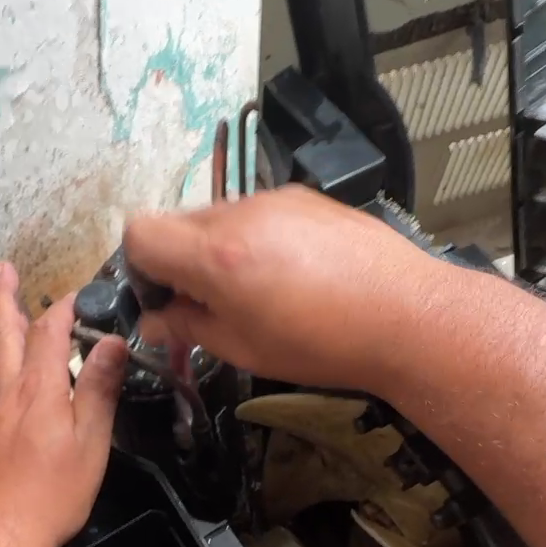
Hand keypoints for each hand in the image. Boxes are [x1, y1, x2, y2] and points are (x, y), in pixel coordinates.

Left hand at [0, 263, 127, 546]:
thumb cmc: (54, 494)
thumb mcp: (91, 442)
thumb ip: (99, 389)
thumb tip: (112, 341)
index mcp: (42, 389)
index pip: (52, 332)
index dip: (66, 308)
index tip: (80, 296)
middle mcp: (6, 391)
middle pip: (6, 333)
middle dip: (9, 298)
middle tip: (5, 268)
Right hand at [122, 186, 451, 392]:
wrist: (405, 316)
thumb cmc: (319, 345)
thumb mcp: (242, 348)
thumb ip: (187, 327)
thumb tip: (152, 321)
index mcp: (216, 254)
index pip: (139, 233)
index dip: (139, 268)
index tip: (163, 300)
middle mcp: (239, 213)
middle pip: (177, 223)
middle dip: (178, 263)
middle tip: (206, 306)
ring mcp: (275, 199)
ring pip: (216, 218)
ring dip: (215, 253)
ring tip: (254, 294)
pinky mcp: (305, 198)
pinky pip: (255, 214)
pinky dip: (250, 241)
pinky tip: (287, 276)